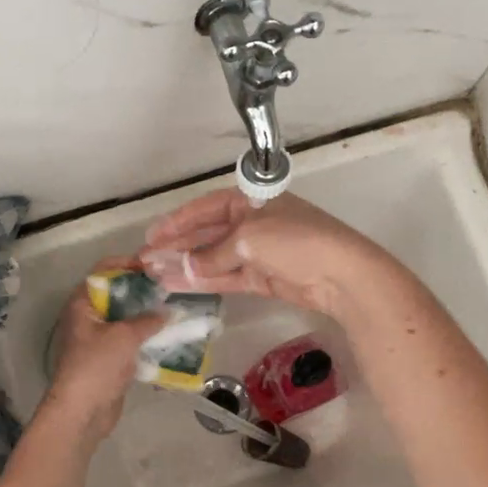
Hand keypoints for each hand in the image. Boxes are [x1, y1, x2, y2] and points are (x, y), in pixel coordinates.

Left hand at [43, 259, 165, 439]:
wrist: (82, 411)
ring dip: (148, 318)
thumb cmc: (97, 365)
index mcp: (83, 304)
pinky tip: (171, 340)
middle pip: (117, 295)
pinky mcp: (110, 361)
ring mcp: (99, 340)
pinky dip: (148, 341)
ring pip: (126, 321)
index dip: (126, 264)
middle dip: (143, 292)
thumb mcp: (124, 336)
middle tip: (171, 289)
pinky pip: (131, 344)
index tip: (153, 266)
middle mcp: (89, 318)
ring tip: (176, 312)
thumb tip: (167, 312)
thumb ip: (148, 320)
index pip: (103, 271)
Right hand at [138, 189, 401, 318]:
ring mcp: (255, 252)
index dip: (177, 221)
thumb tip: (182, 267)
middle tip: (146, 260)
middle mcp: (250, 224)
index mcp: (251, 201)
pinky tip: (178, 285)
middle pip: (206, 234)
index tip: (152, 236)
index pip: (205, 208)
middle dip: (176, 247)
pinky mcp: (260, 279)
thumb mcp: (250, 239)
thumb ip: (212, 255)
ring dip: (184, 266)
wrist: (341, 275)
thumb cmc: (298, 241)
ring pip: (211, 258)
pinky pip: (223, 277)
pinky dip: (202, 281)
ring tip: (154, 275)